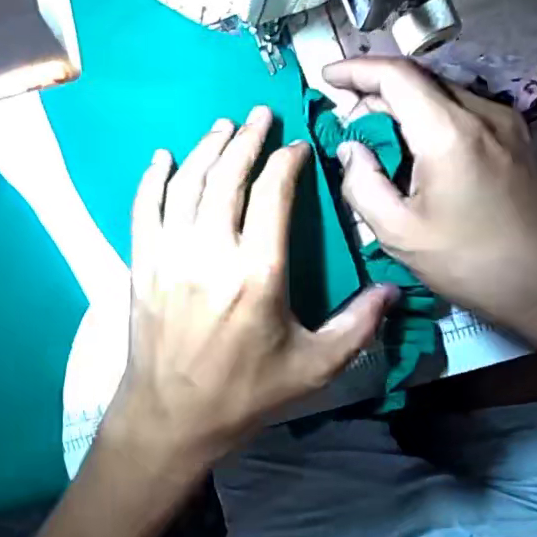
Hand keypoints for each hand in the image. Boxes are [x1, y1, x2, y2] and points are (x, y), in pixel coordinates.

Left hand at [99, 106, 396, 478]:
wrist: (171, 421)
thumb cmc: (246, 395)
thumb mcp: (314, 367)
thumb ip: (358, 325)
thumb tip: (395, 290)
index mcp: (257, 274)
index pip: (272, 195)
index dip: (287, 162)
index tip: (299, 147)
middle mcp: (210, 254)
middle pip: (227, 177)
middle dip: (247, 140)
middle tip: (261, 115)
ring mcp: (169, 257)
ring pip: (186, 185)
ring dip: (206, 149)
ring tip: (224, 125)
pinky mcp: (142, 267)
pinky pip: (144, 210)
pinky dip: (153, 179)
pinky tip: (163, 157)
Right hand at [325, 58, 536, 362]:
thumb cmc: (476, 265)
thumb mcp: (401, 235)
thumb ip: (363, 185)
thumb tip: (352, 150)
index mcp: (449, 130)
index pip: (395, 75)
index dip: (356, 70)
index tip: (327, 78)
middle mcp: (483, 113)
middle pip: (420, 80)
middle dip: (377, 92)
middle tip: (348, 123)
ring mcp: (508, 125)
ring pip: (444, 96)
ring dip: (406, 107)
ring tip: (380, 140)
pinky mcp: (521, 142)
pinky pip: (465, 115)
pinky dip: (433, 121)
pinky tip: (421, 154)